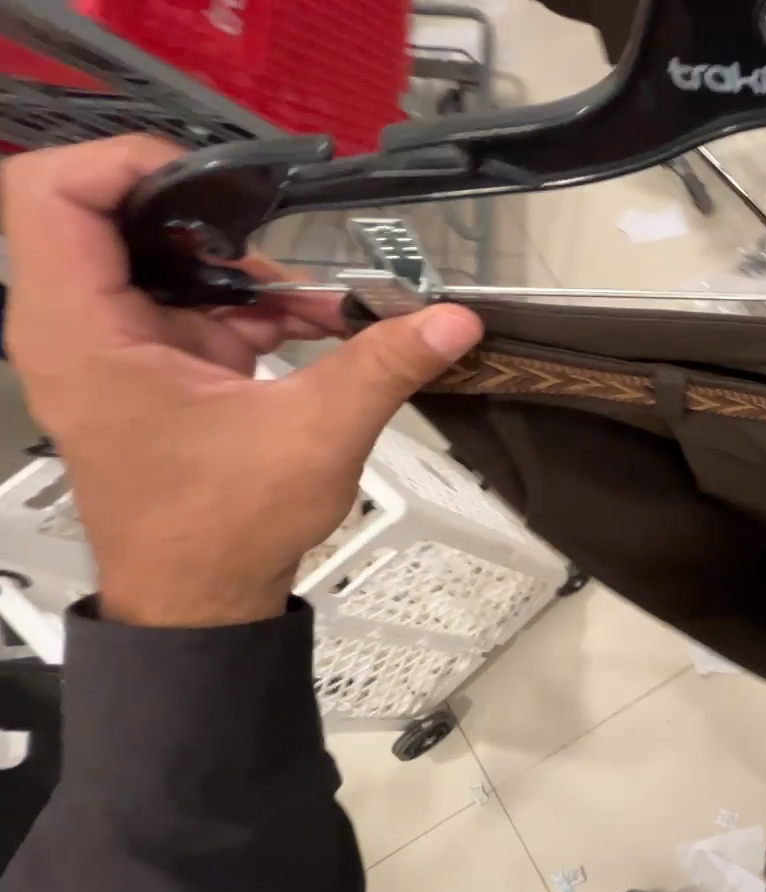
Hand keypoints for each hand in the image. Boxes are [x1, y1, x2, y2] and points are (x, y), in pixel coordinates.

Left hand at [2, 136, 483, 627]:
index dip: (127, 165)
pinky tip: (327, 338)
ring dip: (260, 284)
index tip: (223, 181)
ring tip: (337, 311)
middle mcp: (84, 328)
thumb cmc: (229, 518)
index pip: (52, 197)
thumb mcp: (318, 433)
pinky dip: (266, 321)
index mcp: (83, 328)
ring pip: (179, 278)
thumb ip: (383, 366)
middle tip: (301, 255)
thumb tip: (456, 319)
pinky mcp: (162, 379)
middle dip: (224, 235)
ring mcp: (123, 354)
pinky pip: (207, 321)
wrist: (204, 595)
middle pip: (126, 230)